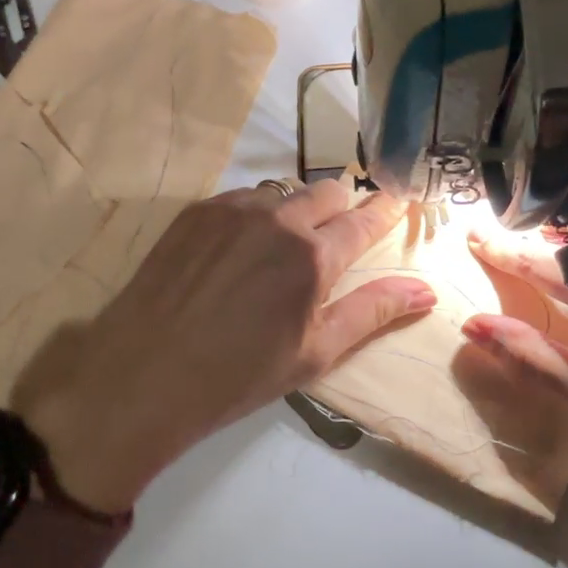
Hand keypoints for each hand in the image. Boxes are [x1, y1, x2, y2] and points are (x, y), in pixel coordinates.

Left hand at [23, 181, 433, 511]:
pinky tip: (243, 247)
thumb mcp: (315, 353)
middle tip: (337, 237)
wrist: (141, 375)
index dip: (386, 210)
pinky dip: (258, 212)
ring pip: (286, 191)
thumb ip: (373, 312)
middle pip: (328, 191)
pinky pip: (245, 196)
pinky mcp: (199, 210)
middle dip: (342, 207)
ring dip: (298, 208)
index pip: (364, 220)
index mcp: (314, 257)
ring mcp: (234, 209)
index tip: (399, 200)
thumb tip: (426, 290)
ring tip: (285, 246)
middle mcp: (279, 219)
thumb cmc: (237, 376)